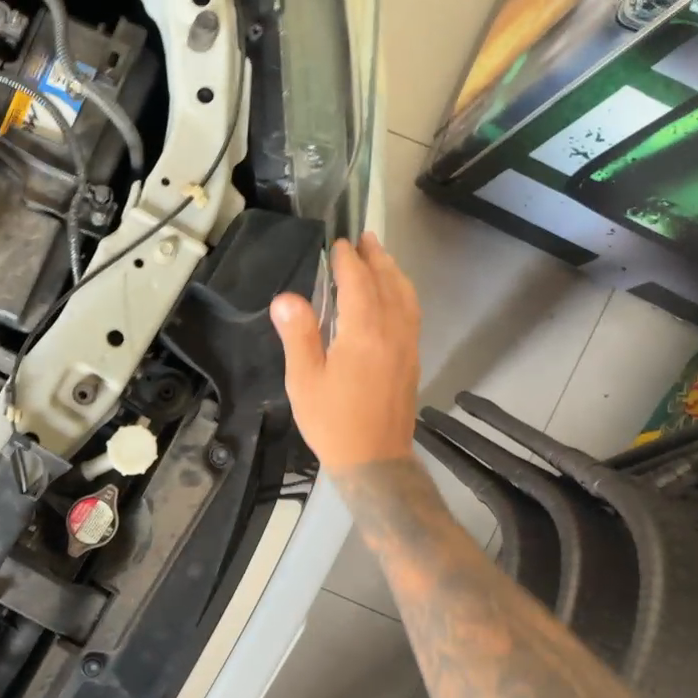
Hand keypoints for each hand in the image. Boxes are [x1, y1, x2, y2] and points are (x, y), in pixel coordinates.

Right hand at [271, 233, 421, 471]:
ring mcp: (407, 345)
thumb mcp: (304, 381)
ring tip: (382, 258)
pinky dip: (402, 293)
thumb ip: (298, 336)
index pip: (358, 284)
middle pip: (387, 283)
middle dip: (375, 258)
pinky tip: (394, 297)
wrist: (374, 458)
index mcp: (363, 333)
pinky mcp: (412, 359)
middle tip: (364, 238)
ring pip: (405, 297)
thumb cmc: (331, 421)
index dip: (348, 261)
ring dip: (393, 273)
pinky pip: (411, 313)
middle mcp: (392, 331)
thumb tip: (286, 298)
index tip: (339, 244)